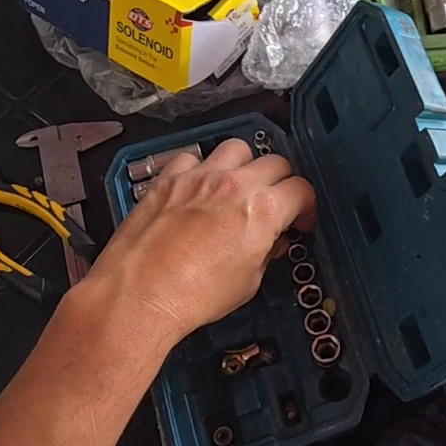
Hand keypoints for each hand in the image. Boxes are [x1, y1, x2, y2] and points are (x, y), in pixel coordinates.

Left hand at [78, 138, 315, 352]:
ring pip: (237, 148)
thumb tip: (271, 242)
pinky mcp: (169, 179)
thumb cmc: (195, 297)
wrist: (139, 296)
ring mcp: (199, 176)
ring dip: (244, 165)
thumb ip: (266, 253)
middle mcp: (235, 184)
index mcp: (263, 210)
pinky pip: (193, 157)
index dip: (306, 207)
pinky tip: (198, 189)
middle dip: (280, 183)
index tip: (299, 221)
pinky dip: (201, 168)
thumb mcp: (249, 282)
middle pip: (276, 162)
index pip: (302, 190)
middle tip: (272, 205)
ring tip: (236, 188)